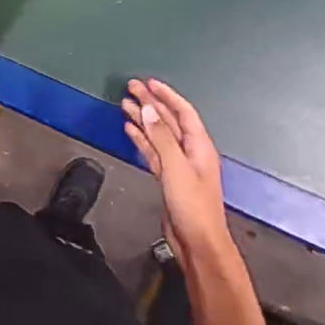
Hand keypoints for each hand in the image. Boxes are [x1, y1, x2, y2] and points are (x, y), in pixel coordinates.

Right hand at [123, 78, 232, 261]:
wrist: (197, 242)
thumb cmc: (193, 207)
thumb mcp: (176, 168)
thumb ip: (161, 138)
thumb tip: (147, 110)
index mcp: (199, 146)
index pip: (183, 112)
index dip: (166, 96)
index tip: (149, 83)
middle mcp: (190, 152)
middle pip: (168, 121)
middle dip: (150, 103)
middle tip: (130, 88)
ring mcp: (178, 165)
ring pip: (158, 135)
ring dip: (143, 119)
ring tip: (124, 105)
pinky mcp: (168, 178)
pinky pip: (153, 151)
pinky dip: (142, 139)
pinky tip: (131, 130)